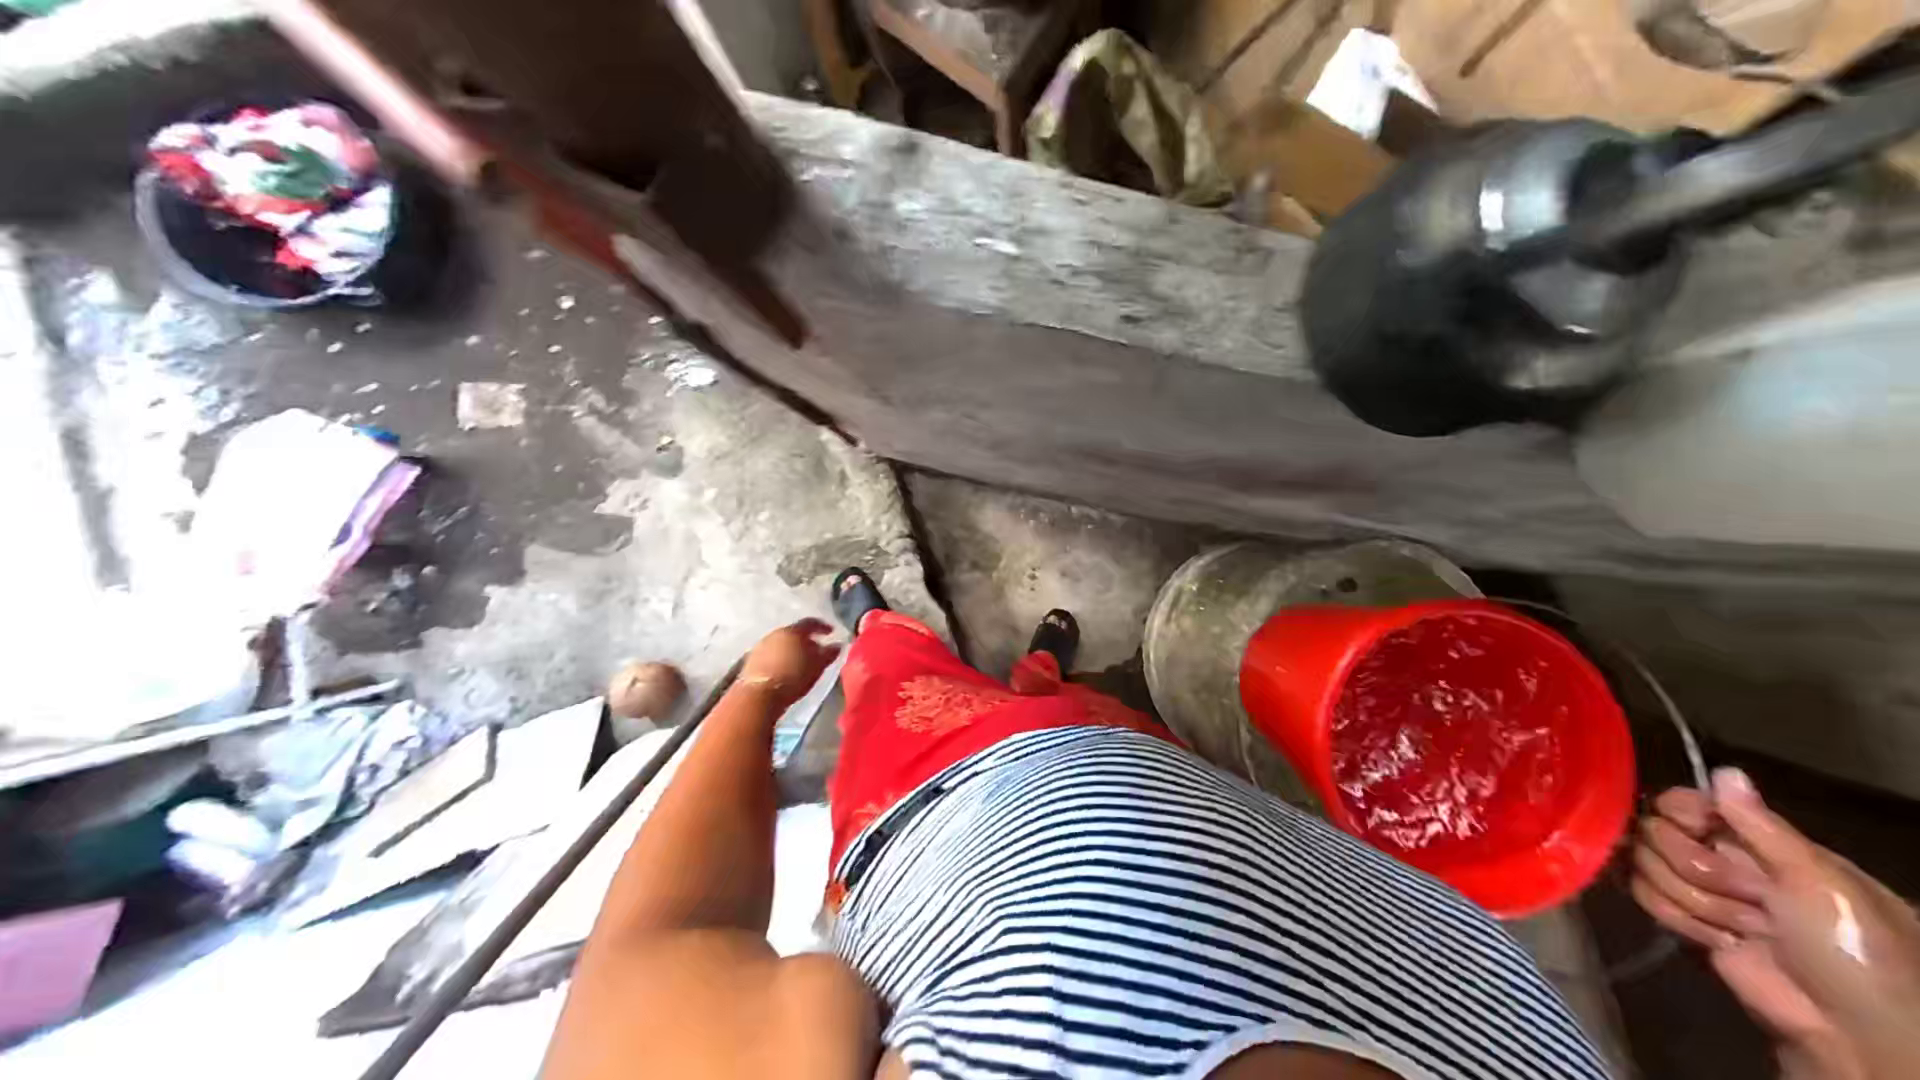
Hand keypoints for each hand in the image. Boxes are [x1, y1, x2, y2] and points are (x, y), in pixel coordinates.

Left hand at [739, 619, 840, 707]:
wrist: (759, 695)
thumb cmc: (793, 678)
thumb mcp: (817, 666)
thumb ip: (828, 653)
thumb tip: (837, 644)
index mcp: (794, 631)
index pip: (811, 623)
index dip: (822, 626)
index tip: (831, 631)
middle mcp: (776, 633)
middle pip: (794, 632)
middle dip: (806, 639)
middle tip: (816, 648)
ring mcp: (761, 645)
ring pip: (781, 642)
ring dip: (791, 649)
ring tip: (800, 660)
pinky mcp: (751, 659)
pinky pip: (770, 653)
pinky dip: (780, 657)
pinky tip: (785, 668)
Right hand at [1633, 768, 1919, 1079]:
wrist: (1854, 1027)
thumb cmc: (1852, 946)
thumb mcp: (1821, 881)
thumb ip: (1763, 825)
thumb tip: (1724, 769)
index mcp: (1757, 839)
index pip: (1682, 801)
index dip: (1679, 812)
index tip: (1696, 828)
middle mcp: (1722, 857)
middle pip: (1656, 834)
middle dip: (1697, 870)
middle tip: (1752, 899)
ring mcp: (1700, 889)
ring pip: (1647, 868)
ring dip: (1697, 902)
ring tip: (1748, 929)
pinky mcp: (1684, 919)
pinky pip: (1645, 898)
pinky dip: (1681, 920)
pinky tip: (1721, 940)